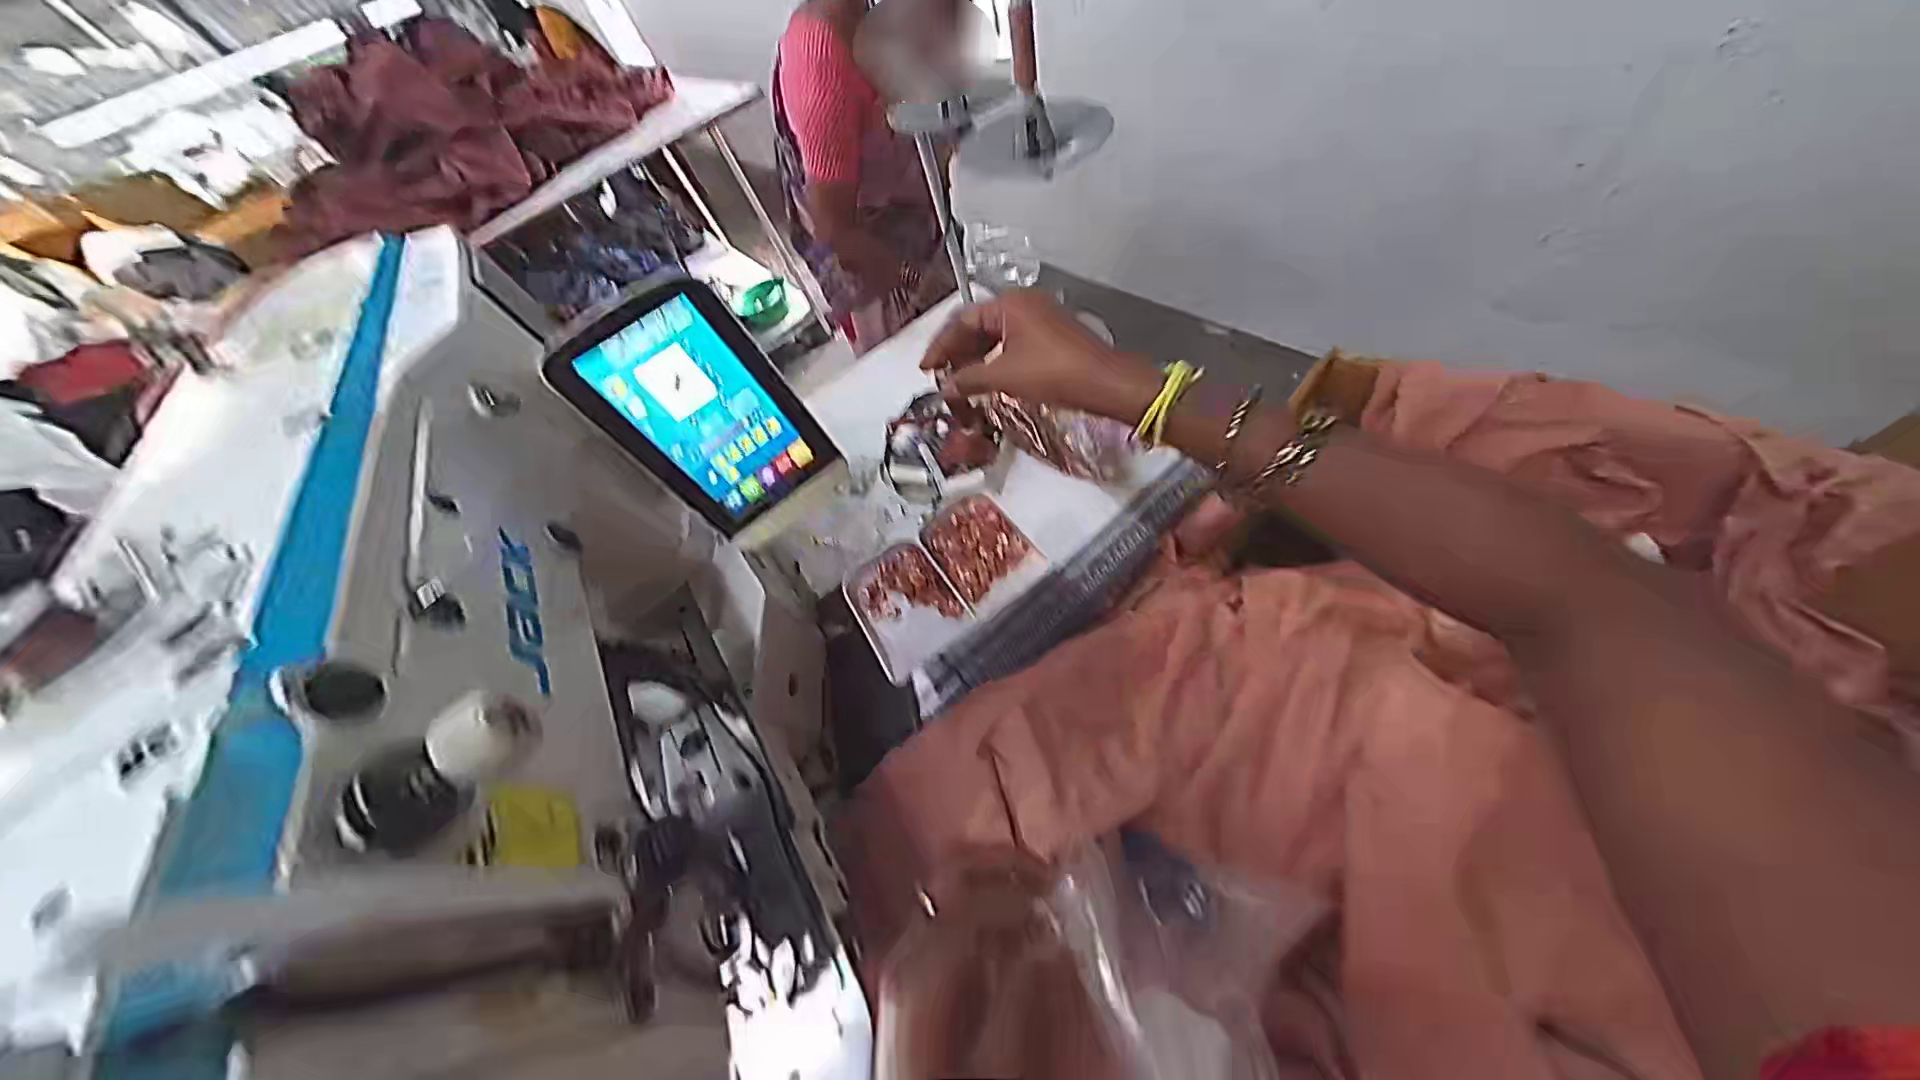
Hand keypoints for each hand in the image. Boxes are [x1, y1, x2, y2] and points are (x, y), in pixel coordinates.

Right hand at [919, 290, 1160, 420]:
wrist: (1105, 383)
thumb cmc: (1053, 373)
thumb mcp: (1005, 376)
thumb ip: (969, 379)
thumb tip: (946, 388)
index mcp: (1009, 304)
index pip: (963, 320)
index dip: (941, 345)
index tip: (927, 368)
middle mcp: (1024, 304)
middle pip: (979, 326)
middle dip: (958, 352)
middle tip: (942, 377)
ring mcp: (1040, 319)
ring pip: (997, 336)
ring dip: (977, 359)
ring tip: (961, 383)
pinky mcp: (1051, 337)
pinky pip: (1013, 344)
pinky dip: (996, 361)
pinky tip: (988, 380)